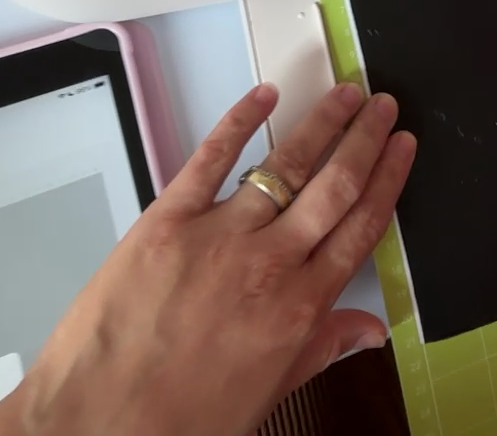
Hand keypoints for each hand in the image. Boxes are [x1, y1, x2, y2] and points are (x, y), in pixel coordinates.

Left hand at [0, 81, 415, 435]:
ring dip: (323, 122)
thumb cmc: (181, 423)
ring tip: (346, 94)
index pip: (361, 227)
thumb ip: (322, 349)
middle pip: (336, 185)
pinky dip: (240, 121)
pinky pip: (212, 158)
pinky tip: (264, 96)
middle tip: (384, 106)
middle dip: (367, 139)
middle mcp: (270, 263)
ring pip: (287, 164)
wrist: (93, 429)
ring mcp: (220, 235)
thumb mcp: (267, 394)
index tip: (404, 146)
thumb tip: (373, 330)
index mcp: (299, 307)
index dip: (389, 179)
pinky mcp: (169, 219)